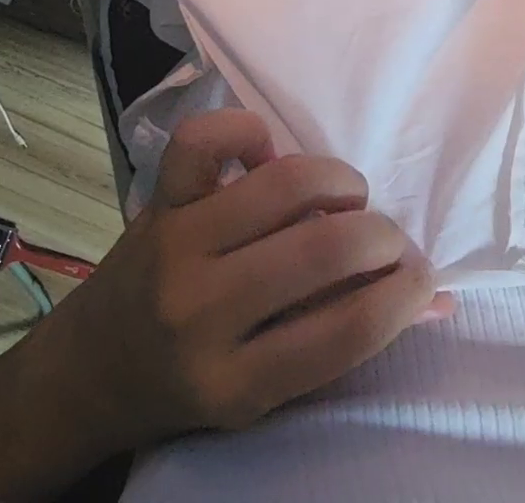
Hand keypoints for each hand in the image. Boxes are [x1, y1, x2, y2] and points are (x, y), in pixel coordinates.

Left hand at [41, 109, 453, 446]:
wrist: (88, 372)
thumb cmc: (190, 388)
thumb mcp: (265, 391)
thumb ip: (346, 340)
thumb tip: (436, 300)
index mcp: (235, 382)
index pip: (346, 331)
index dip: (405, 295)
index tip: (423, 276)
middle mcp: (202, 311)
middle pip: (321, 252)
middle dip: (381, 237)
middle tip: (387, 239)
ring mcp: (175, 246)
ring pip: (279, 187)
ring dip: (337, 182)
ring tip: (346, 197)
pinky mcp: (157, 203)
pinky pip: (201, 142)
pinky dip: (245, 132)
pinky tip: (267, 155)